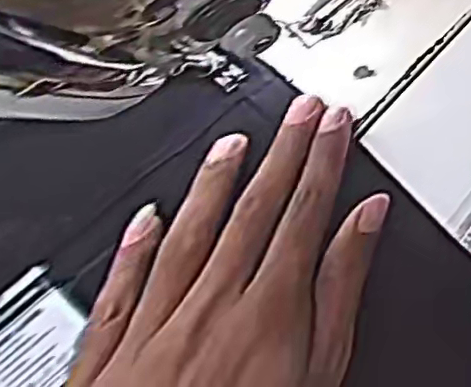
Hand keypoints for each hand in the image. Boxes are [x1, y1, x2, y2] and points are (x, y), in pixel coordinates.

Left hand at [69, 96, 389, 386]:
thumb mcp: (322, 372)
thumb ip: (342, 290)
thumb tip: (366, 223)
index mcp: (268, 309)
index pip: (304, 211)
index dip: (323, 159)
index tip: (334, 122)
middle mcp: (211, 307)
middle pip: (255, 210)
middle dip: (283, 151)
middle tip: (300, 109)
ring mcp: (154, 332)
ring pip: (188, 237)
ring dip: (215, 183)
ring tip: (234, 142)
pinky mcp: (104, 364)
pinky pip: (119, 294)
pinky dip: (133, 250)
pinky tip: (145, 218)